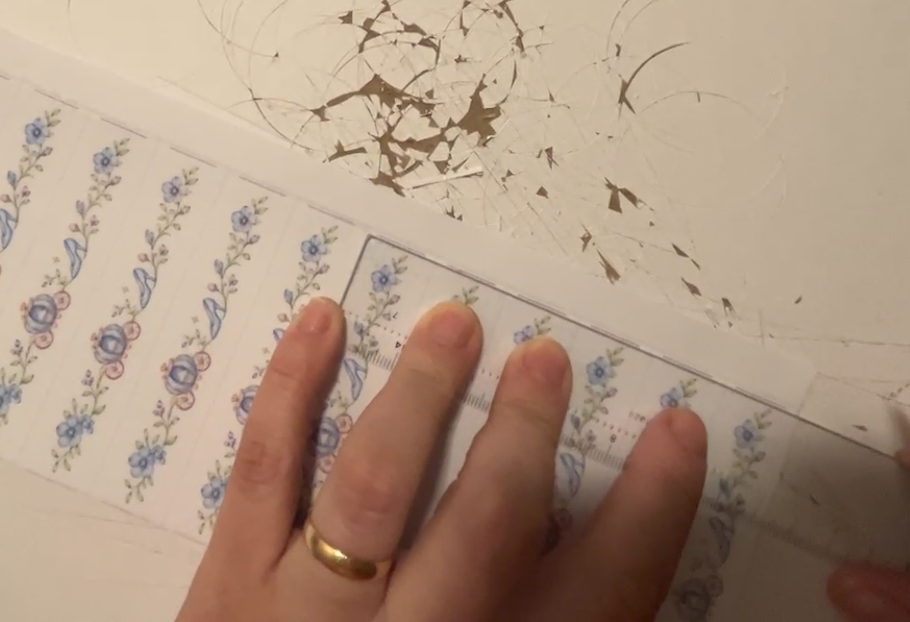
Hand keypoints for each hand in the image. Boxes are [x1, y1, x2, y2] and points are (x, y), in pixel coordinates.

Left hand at [177, 297, 710, 621]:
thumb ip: (525, 611)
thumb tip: (575, 526)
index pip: (596, 596)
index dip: (647, 512)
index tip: (678, 430)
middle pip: (482, 530)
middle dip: (521, 438)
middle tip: (545, 356)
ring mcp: (305, 600)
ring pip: (374, 482)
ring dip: (420, 394)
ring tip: (453, 322)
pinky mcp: (231, 569)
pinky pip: (266, 462)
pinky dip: (293, 383)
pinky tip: (323, 317)